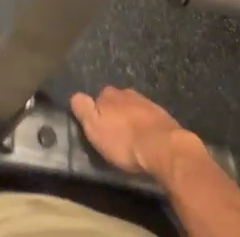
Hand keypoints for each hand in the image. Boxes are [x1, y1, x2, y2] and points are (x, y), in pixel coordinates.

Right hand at [71, 86, 197, 182]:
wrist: (163, 147)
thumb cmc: (124, 141)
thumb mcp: (95, 128)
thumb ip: (83, 109)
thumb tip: (76, 96)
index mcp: (108, 94)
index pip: (97, 98)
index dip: (96, 113)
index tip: (98, 128)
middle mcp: (127, 93)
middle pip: (116, 101)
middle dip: (115, 114)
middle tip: (115, 134)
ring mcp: (147, 102)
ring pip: (133, 108)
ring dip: (131, 119)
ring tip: (131, 138)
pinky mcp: (163, 115)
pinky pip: (148, 118)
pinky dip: (145, 126)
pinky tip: (146, 138)